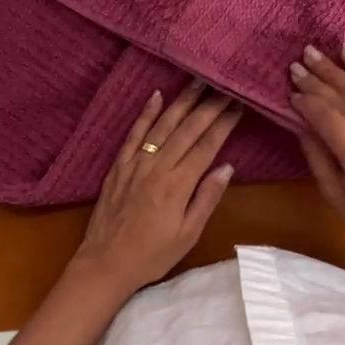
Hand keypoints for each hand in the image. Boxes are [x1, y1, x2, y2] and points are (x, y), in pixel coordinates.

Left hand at [72, 80, 242, 291]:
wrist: (106, 262)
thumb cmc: (152, 255)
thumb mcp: (188, 234)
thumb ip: (207, 198)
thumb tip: (226, 167)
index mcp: (178, 185)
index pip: (206, 146)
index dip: (224, 123)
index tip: (238, 105)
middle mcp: (157, 167)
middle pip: (187, 129)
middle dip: (209, 106)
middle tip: (224, 85)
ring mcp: (135, 164)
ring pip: (162, 125)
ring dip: (181, 101)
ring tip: (198, 82)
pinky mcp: (118, 167)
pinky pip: (134, 134)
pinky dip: (145, 113)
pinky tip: (156, 95)